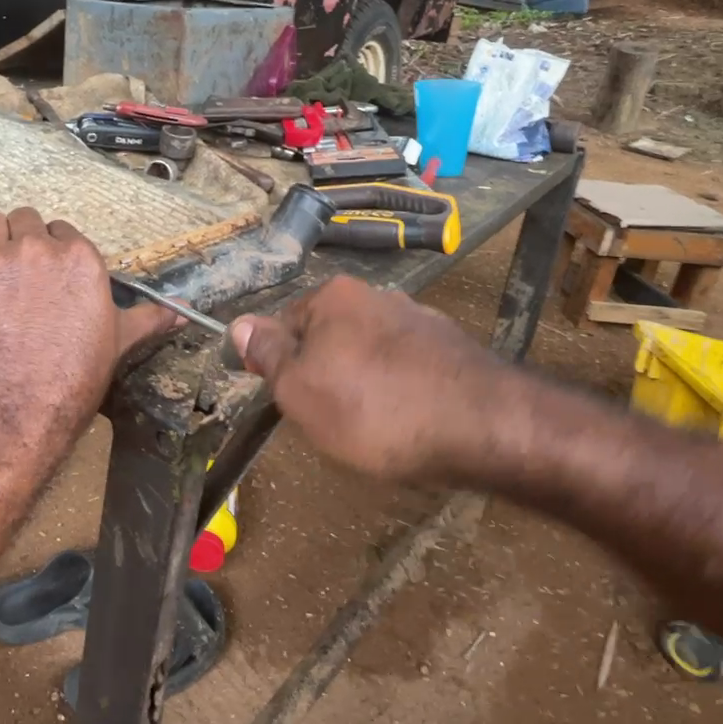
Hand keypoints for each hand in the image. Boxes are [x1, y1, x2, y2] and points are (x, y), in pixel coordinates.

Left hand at [0, 209, 178, 451]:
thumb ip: (148, 317)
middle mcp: (37, 248)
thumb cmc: (73, 377)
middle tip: (22, 272)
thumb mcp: (117, 342)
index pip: (63, 231)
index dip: (56, 250)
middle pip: (26, 219)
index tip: (52, 274)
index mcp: (80, 257)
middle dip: (24, 238)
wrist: (14, 411)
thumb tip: (183, 312)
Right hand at [229, 276, 537, 485]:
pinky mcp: (454, 348)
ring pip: (370, 352)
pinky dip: (402, 390)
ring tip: (374, 427)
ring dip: (364, 382)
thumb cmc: (374, 409)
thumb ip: (268, 355)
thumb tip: (239, 324)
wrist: (483, 426)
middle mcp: (377, 296)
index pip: (285, 324)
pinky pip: (409, 368)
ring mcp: (420, 319)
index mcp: (334, 297)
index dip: (281, 365)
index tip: (290, 402)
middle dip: (325, 373)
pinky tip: (410, 422)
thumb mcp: (300, 390)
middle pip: (330, 336)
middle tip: (329, 419)